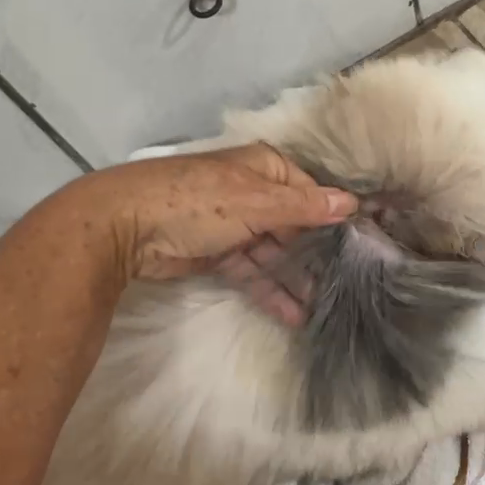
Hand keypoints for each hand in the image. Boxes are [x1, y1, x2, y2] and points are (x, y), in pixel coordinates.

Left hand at [61, 145, 356, 322]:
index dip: (335, 220)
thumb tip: (352, 203)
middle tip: (348, 285)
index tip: (362, 248)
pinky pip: (255, 273)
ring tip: (325, 307)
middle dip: (318, 256)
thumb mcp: (255, 202)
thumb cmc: (195, 202)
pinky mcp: (220, 254)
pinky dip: (273, 291)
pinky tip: (296, 315)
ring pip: (277, 254)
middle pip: (296, 226)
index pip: (312, 194)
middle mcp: (254, 194)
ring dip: (297, 280)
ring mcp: (236, 225)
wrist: (122, 227)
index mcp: (265, 169)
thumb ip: (305, 207)